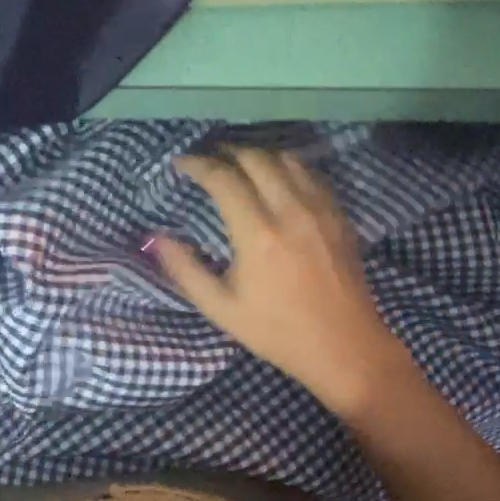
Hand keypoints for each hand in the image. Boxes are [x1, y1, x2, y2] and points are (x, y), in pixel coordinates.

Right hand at [154, 148, 413, 416]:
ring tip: (239, 165)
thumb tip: (154, 238)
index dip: (198, 165)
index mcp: (257, 234)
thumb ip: (185, 270)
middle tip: (208, 160)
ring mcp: (321, 211)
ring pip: (287, 160)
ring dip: (258, 156)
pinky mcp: (340, 217)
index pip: (223, 179)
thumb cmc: (276, 332)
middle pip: (256, 159)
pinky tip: (277, 180)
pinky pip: (312, 175)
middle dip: (227, 153)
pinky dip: (288, 167)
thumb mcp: (221, 308)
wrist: (344, 347)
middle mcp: (291, 212)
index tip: (181, 164)